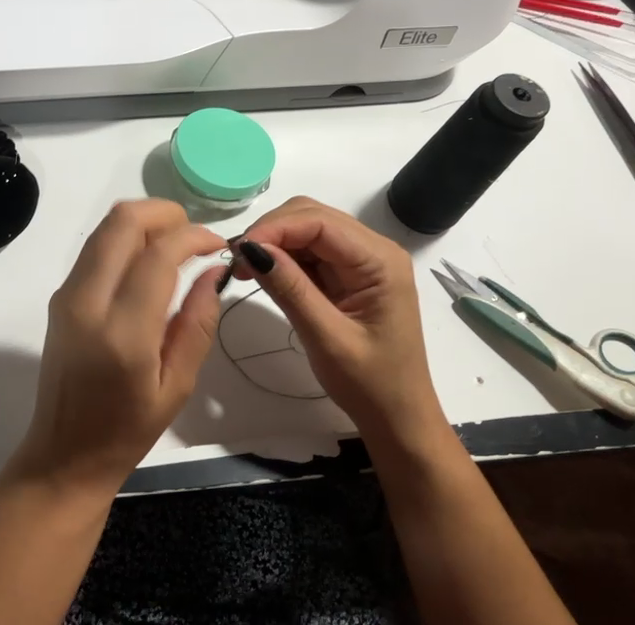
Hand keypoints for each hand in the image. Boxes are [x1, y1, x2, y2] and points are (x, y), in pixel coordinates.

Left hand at [7, 200, 226, 495]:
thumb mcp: (177, 386)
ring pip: (104, 228)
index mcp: (122, 332)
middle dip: (164, 213)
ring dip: (143, 222)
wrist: (62, 455)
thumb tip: (213, 269)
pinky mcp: (59, 296)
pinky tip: (150, 263)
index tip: (219, 244)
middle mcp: (86, 302)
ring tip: (177, 246)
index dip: (193, 236)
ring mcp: (66, 295)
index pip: (157, 254)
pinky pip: (94, 249)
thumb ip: (197, 323)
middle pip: (122, 222)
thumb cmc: (127, 431)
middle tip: (195, 235)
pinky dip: (125, 239)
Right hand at [235, 197, 441, 440]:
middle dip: (271, 231)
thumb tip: (250, 249)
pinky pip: (309, 250)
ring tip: (243, 268)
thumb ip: (290, 289)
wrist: (398, 418)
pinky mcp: (347, 274)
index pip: (320, 222)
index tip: (238, 251)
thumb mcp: (326, 338)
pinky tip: (261, 273)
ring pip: (307, 229)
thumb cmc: (370, 384)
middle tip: (236, 261)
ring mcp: (361, 260)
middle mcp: (374, 250)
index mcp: (380, 261)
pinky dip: (282, 256)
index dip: (275, 227)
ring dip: (273, 242)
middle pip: (312, 216)